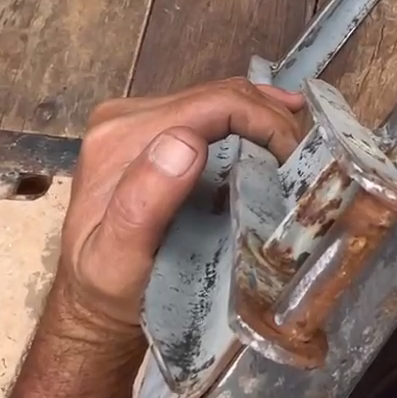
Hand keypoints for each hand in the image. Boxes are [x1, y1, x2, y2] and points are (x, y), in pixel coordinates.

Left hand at [48, 78, 306, 345]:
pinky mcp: (156, 125)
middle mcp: (127, 117)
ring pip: (223, 96)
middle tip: (302, 156)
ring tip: (295, 143)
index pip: (215, 104)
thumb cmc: (110, 290)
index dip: (265, 122)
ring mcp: (141, 117)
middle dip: (272, 118)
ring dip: (266, 115)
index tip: (292, 158)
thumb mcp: (118, 261)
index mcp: (121, 139)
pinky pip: (217, 106)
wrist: (95, 302)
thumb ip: (142, 204)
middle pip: (222, 95)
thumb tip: (186, 141)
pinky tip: (277, 123)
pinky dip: (253, 113)